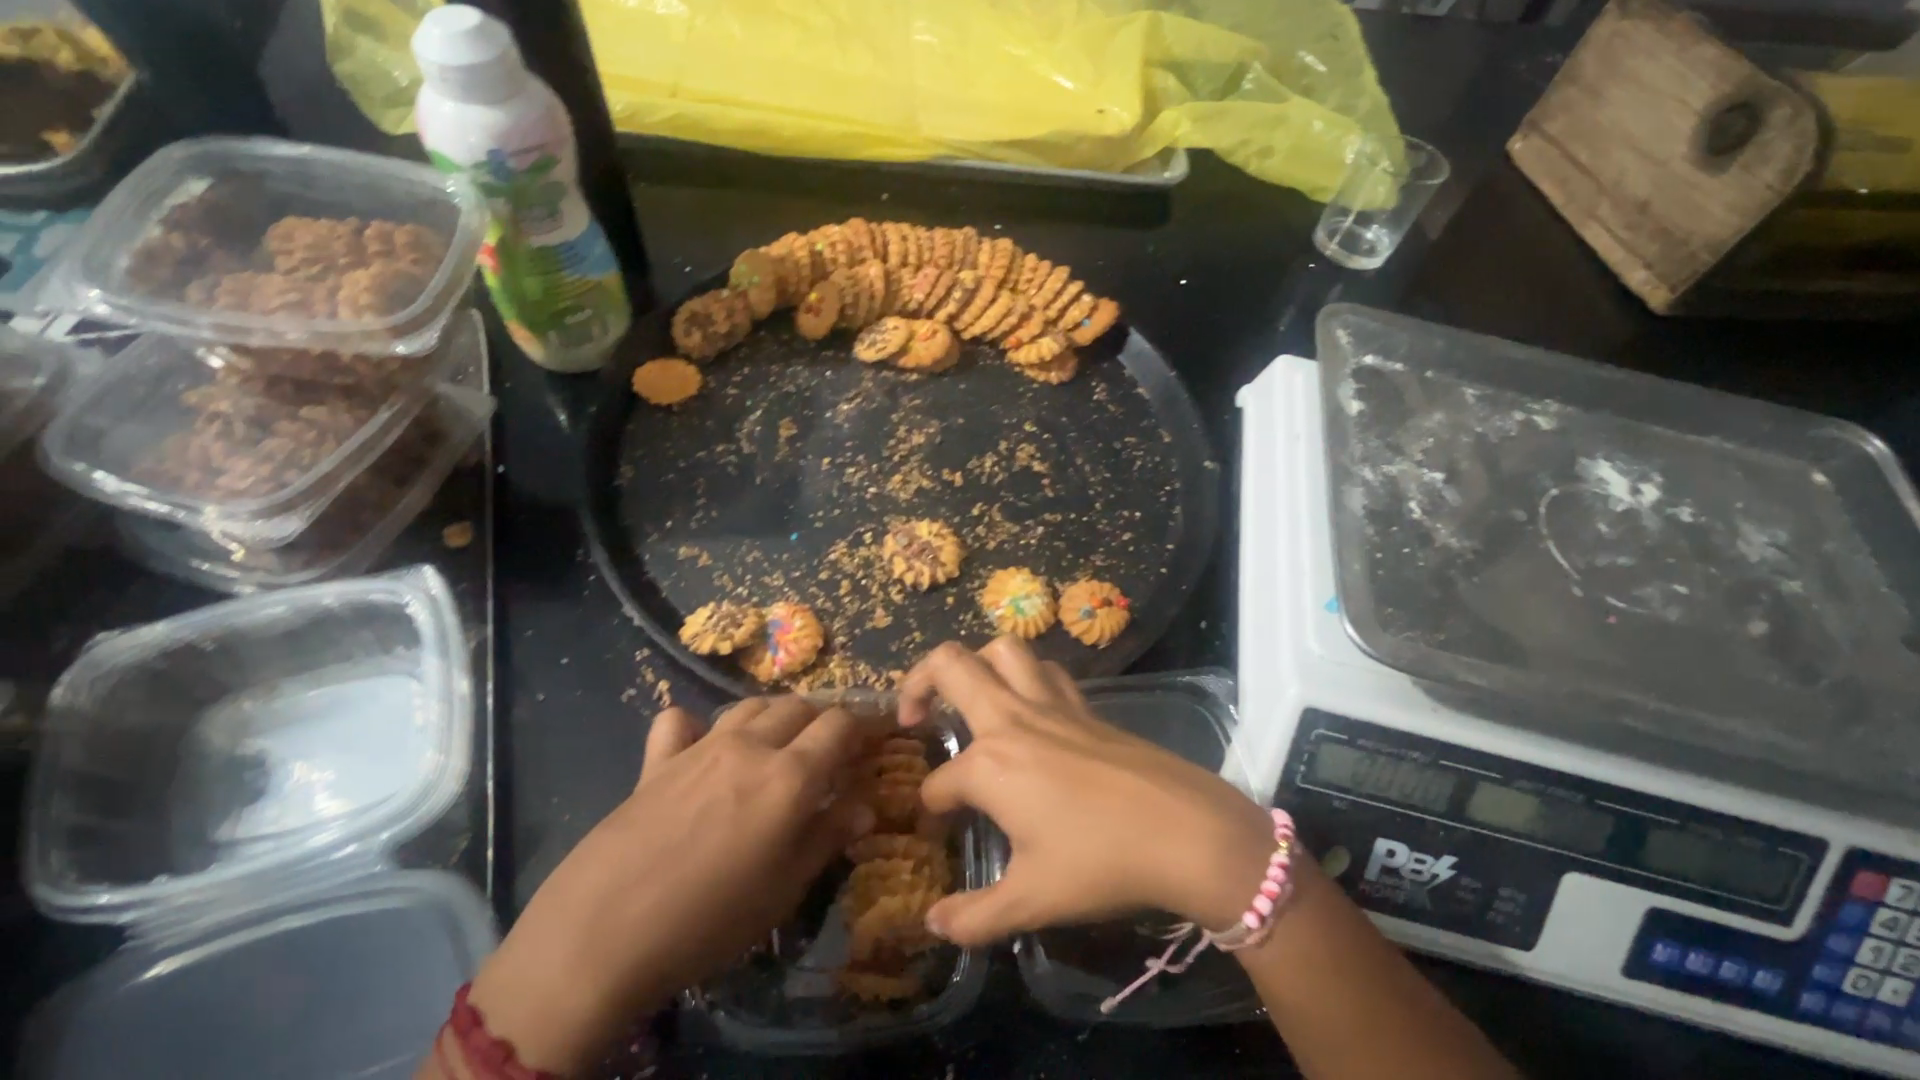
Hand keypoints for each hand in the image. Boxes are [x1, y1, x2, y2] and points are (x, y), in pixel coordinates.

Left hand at [465, 699, 881, 1074]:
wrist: (605, 930)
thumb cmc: (710, 920)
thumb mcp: (784, 889)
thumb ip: (826, 838)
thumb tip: (864, 806)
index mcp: (789, 776)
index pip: (841, 725)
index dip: (866, 726)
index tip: (879, 738)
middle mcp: (748, 747)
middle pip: (799, 707)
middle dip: (825, 719)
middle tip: (834, 750)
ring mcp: (697, 748)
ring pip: (749, 706)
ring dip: (776, 716)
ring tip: (782, 744)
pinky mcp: (655, 762)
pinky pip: (682, 721)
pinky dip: (700, 725)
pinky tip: (702, 748)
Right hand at [898, 638, 1276, 947]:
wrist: (1187, 831)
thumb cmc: (1102, 863)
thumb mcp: (1032, 900)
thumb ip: (975, 915)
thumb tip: (934, 924)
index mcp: (990, 765)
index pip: (938, 783)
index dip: (931, 808)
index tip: (938, 828)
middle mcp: (1012, 721)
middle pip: (951, 666)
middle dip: (917, 682)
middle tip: (911, 715)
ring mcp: (1052, 706)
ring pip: (1004, 649)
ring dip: (976, 661)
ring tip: (967, 696)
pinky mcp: (1086, 707)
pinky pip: (1045, 670)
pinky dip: (1024, 675)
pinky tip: (1026, 708)